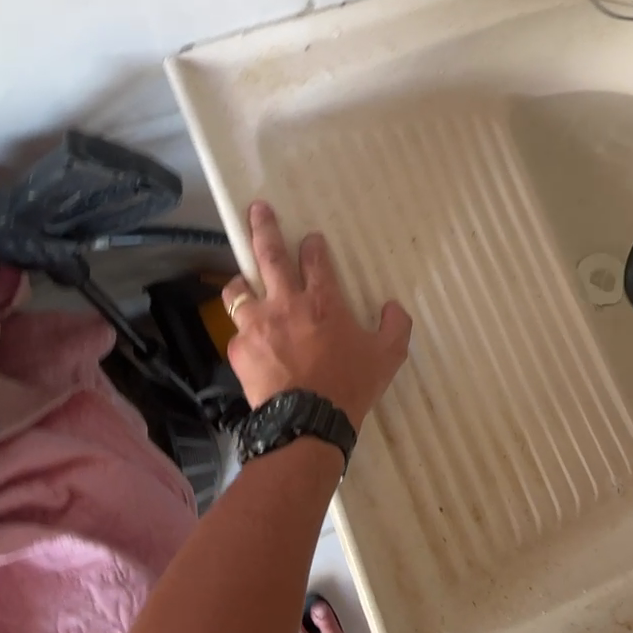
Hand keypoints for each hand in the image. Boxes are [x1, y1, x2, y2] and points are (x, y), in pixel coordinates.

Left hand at [221, 202, 412, 429]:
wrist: (307, 423)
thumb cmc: (350, 385)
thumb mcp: (388, 356)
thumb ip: (395, 326)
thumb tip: (393, 307)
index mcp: (323, 301)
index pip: (314, 259)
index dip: (312, 245)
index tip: (310, 238)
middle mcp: (286, 303)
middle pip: (269, 255)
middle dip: (263, 227)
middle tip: (257, 209)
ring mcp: (257, 325)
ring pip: (239, 289)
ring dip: (242, 280)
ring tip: (243, 281)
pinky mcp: (239, 349)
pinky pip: (237, 330)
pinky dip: (244, 330)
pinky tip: (250, 338)